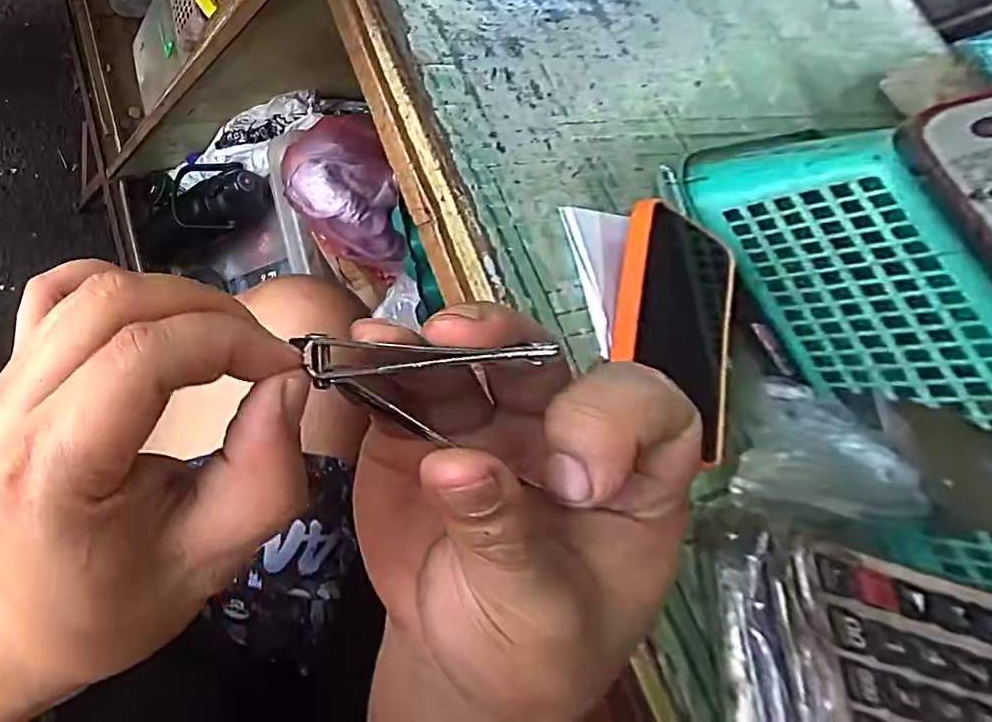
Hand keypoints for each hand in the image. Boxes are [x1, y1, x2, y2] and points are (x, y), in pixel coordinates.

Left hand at [0, 261, 313, 712]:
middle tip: (256, 348)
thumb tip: (286, 381)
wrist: (22, 603)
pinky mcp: (9, 363)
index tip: (283, 364)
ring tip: (215, 333)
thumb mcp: (204, 562)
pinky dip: (110, 283)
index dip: (225, 340)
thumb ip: (261, 477)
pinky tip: (147, 314)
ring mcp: (6, 377)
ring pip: (87, 287)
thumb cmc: (111, 600)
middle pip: (113, 303)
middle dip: (203, 309)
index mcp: (56, 464)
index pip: (141, 355)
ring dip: (166, 294)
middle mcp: (17, 405)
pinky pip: (53, 291)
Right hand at [351, 303, 701, 720]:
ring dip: (416, 343)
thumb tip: (453, 465)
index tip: (566, 477)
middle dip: (495, 335)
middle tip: (454, 335)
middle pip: (532, 359)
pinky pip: (389, 389)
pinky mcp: (407, 431)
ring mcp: (471, 426)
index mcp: (618, 478)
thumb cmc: (528, 647)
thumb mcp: (537, 608)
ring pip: (453, 360)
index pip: (642, 411)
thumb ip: (502, 533)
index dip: (610, 418)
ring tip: (378, 338)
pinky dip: (367, 370)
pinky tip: (348, 358)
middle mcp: (545, 434)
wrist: (449, 655)